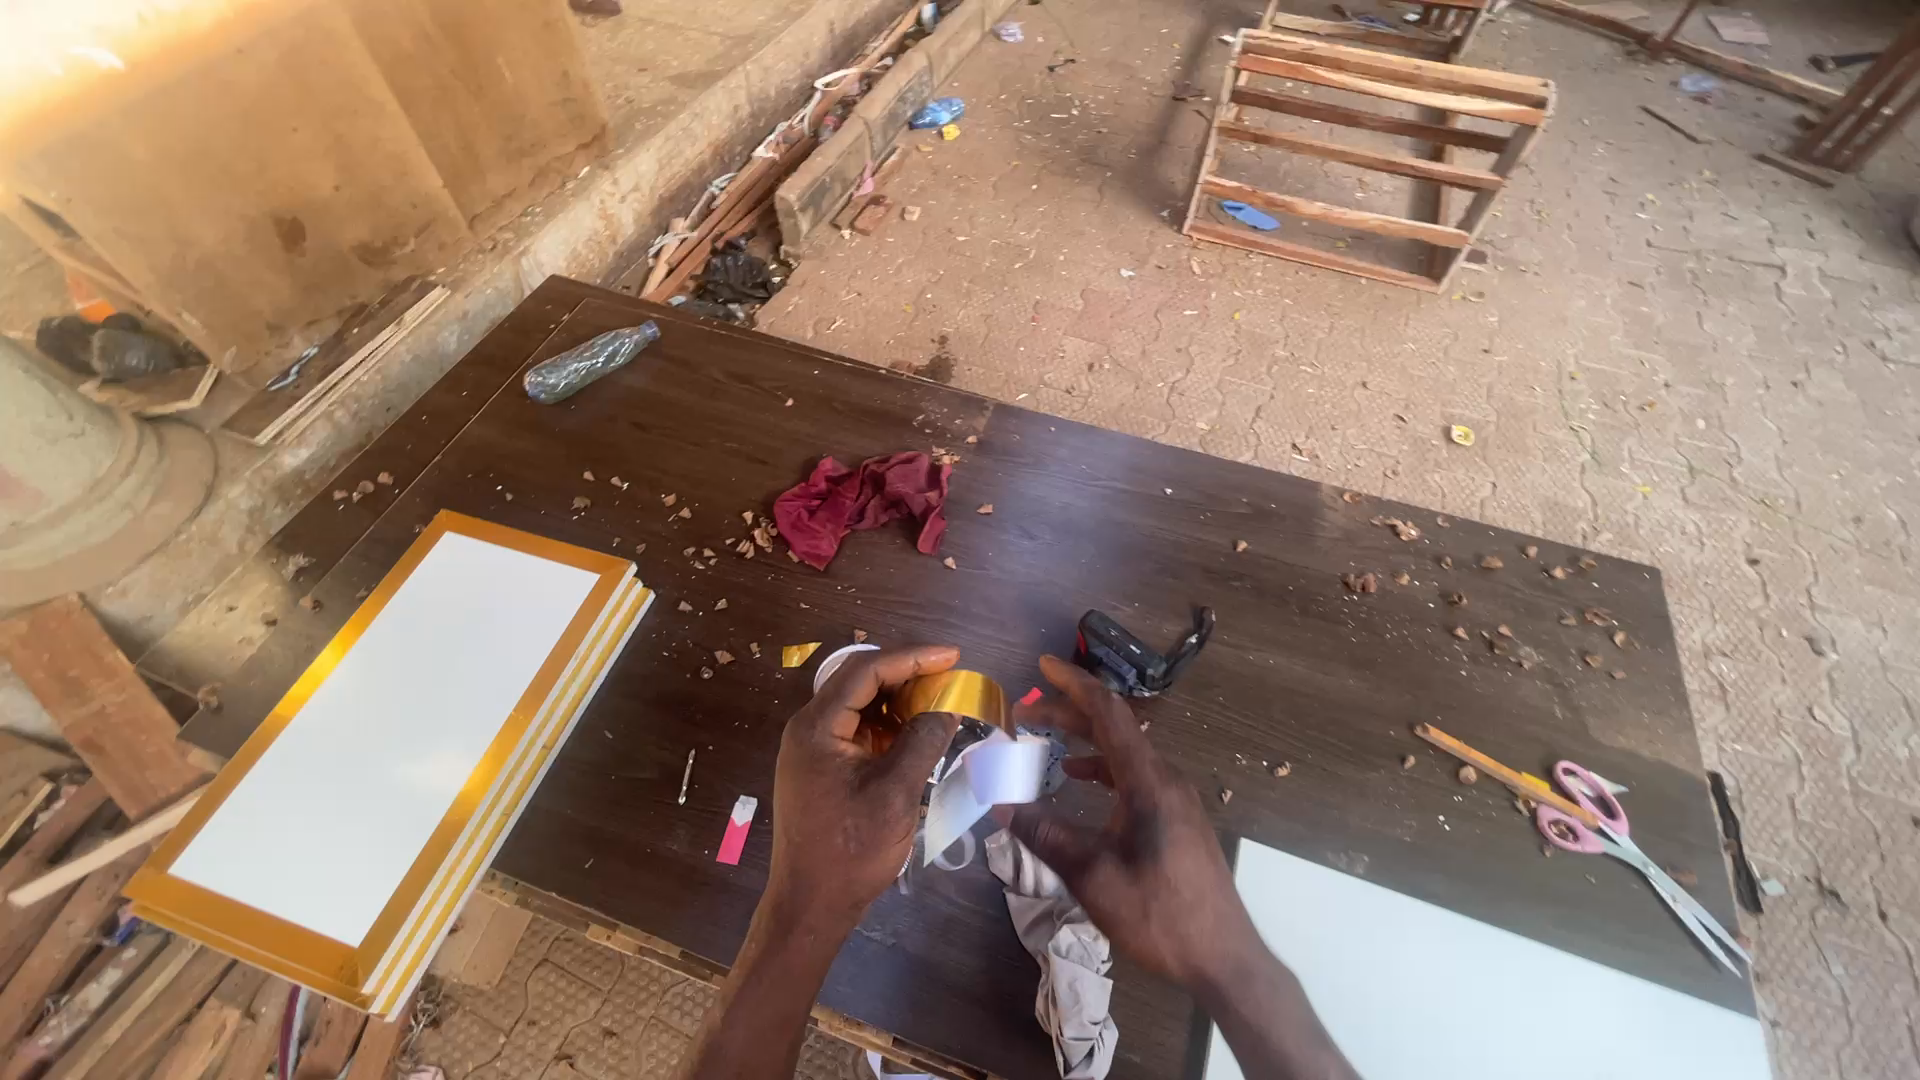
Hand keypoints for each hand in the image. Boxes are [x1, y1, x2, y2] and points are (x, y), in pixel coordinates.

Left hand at [767, 645, 961, 929]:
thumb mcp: (895, 794)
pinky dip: (890, 723)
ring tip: (941, 698)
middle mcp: (810, 727)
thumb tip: (948, 707)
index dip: (911, 658)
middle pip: (860, 680)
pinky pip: (860, 728)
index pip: (865, 671)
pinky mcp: (825, 765)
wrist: (810, 907)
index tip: (951, 657)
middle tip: (950, 674)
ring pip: (861, 703)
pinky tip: (918, 728)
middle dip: (907, 673)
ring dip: (900, 698)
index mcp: (817, 727)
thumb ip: (922, 742)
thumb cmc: (850, 852)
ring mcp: (815, 746)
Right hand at [1007, 655, 1258, 992]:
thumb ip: (1044, 834)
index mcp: (1147, 780)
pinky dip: (1100, 764)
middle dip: (1067, 710)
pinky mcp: (1174, 815)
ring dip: (1082, 737)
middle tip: (1025, 710)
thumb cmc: (1159, 914)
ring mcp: (1173, 796)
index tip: (1043, 665)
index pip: (1107, 712)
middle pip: (1113, 725)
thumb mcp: (1092, 876)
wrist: (1223, 958)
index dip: (1073, 683)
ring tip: (1044, 737)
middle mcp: (1163, 777)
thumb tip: (998, 803)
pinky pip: (1132, 772)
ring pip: (1122, 749)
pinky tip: (1077, 776)